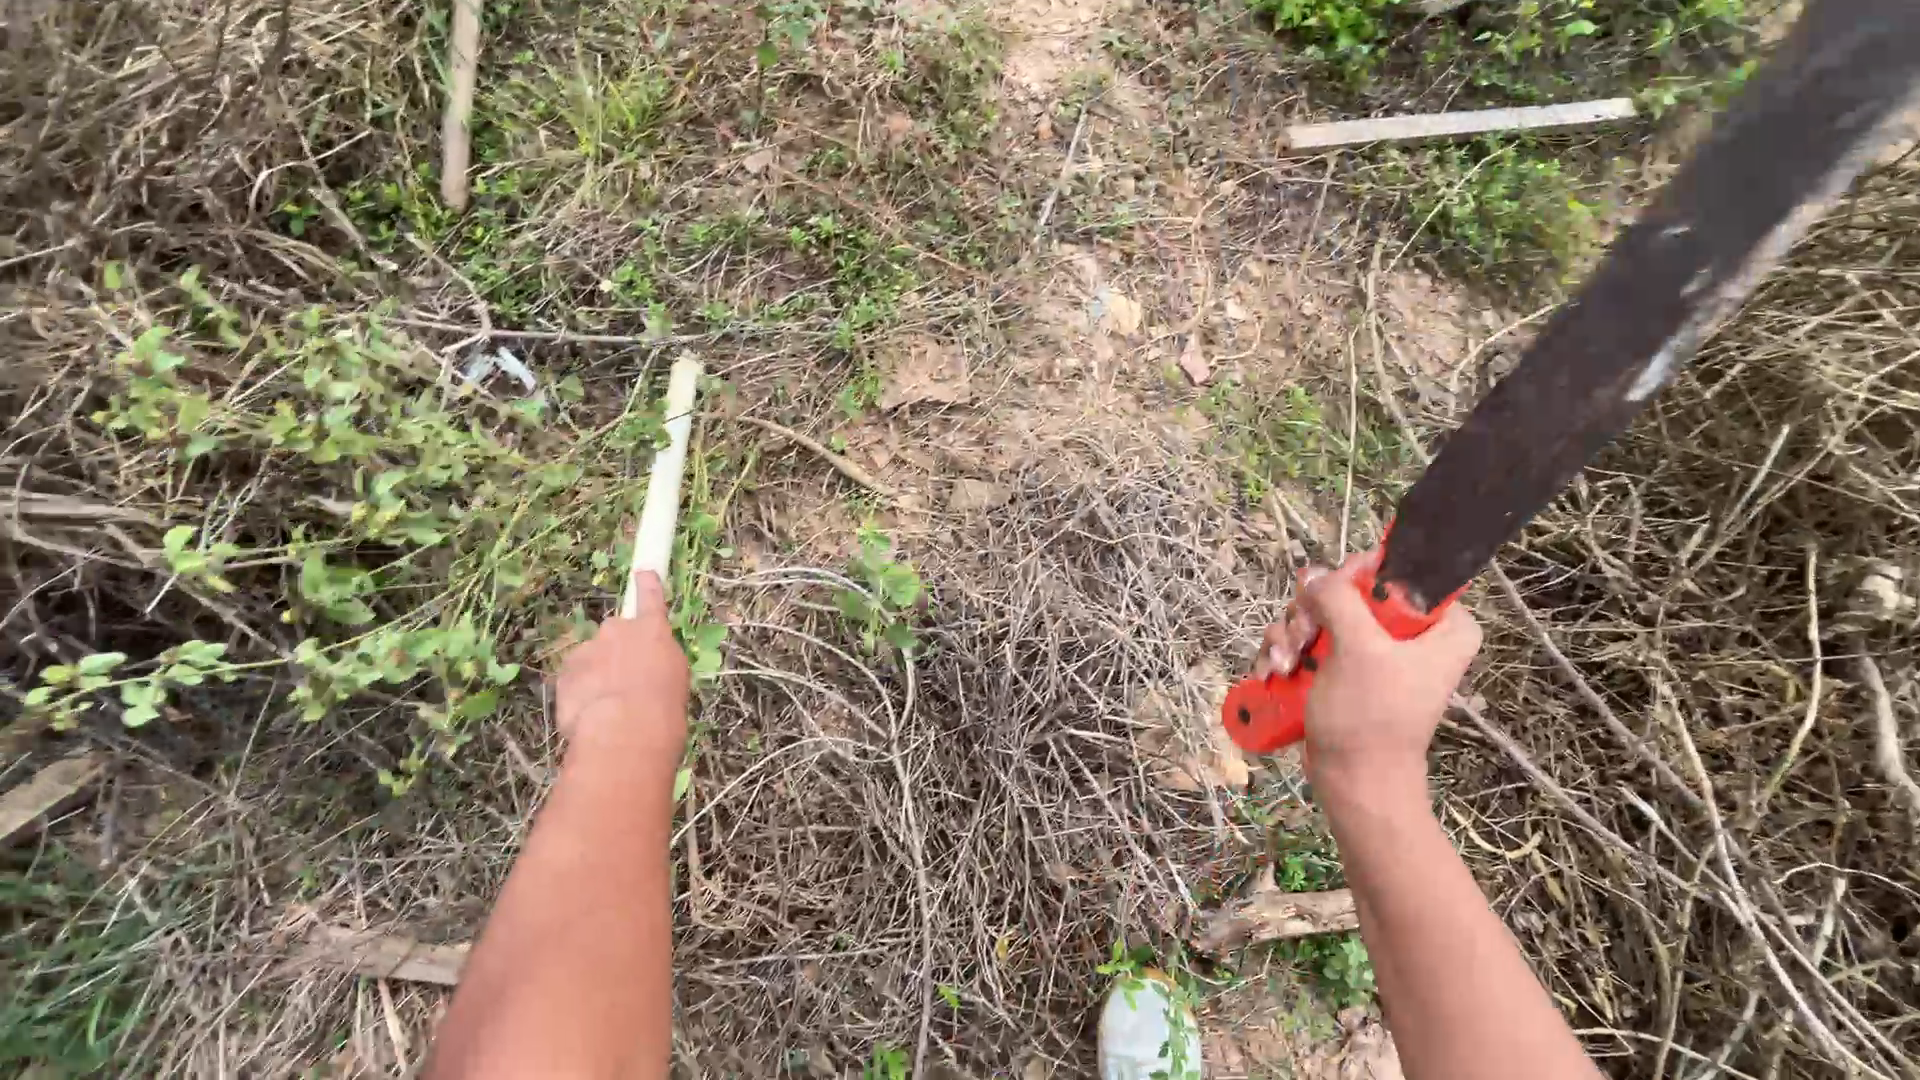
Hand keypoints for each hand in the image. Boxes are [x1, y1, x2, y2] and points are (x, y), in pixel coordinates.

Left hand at [555, 571, 689, 762]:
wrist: (624, 726)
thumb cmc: (662, 703)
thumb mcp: (675, 676)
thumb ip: (660, 657)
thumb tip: (649, 660)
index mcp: (653, 630)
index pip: (650, 598)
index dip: (647, 585)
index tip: (643, 572)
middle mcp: (619, 630)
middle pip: (616, 633)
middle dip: (618, 651)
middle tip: (628, 680)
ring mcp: (589, 648)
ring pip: (592, 658)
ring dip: (598, 674)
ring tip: (611, 706)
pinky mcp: (565, 671)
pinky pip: (574, 678)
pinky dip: (581, 691)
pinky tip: (592, 713)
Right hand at [1258, 549, 1480, 804]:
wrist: (1354, 779)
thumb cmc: (1370, 716)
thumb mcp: (1359, 649)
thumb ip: (1338, 599)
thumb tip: (1313, 574)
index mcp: (1441, 625)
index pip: (1398, 572)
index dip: (1356, 577)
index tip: (1328, 595)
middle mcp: (1409, 634)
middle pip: (1346, 593)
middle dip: (1310, 615)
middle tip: (1301, 639)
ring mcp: (1370, 652)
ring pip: (1318, 616)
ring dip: (1290, 637)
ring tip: (1284, 666)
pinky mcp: (1341, 669)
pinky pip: (1306, 642)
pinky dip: (1285, 653)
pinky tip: (1274, 672)